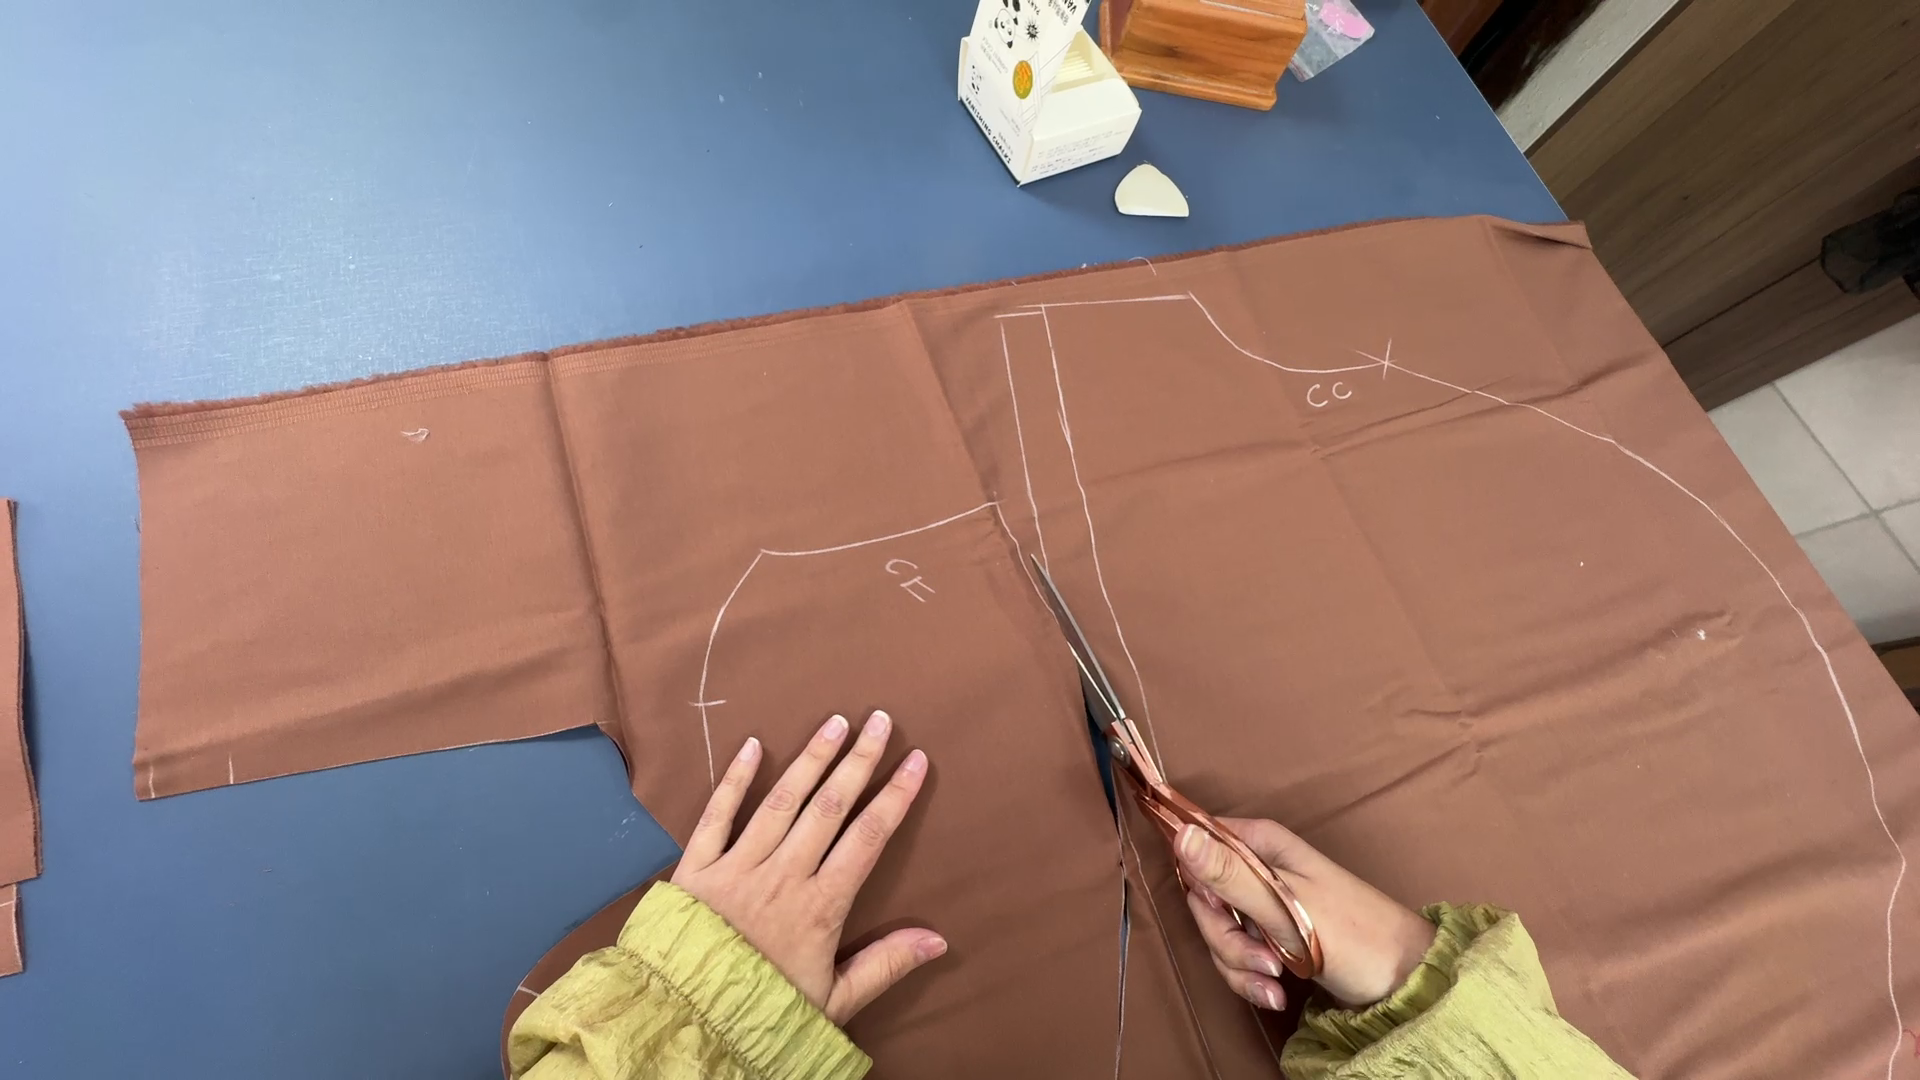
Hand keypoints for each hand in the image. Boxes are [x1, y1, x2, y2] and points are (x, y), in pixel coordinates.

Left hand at [671, 711, 943, 1024]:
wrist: (685, 1031)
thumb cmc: (765, 1012)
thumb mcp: (834, 1003)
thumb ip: (885, 965)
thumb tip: (939, 941)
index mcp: (820, 905)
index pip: (868, 837)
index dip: (896, 795)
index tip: (915, 759)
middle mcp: (783, 875)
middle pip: (830, 806)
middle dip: (859, 759)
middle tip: (879, 720)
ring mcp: (737, 867)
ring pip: (781, 801)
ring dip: (811, 758)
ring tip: (835, 722)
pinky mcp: (697, 868)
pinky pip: (717, 815)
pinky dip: (735, 779)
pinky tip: (752, 744)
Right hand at [1176, 818, 1435, 1011]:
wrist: (1408, 985)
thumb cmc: (1353, 934)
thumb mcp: (1285, 906)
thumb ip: (1229, 874)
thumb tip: (1179, 834)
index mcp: (1259, 842)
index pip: (1198, 847)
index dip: (1200, 884)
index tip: (1221, 912)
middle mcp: (1256, 865)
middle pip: (1205, 897)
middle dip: (1225, 938)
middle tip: (1261, 959)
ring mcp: (1262, 901)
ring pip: (1219, 930)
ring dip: (1239, 963)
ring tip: (1276, 982)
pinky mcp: (1270, 934)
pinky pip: (1237, 953)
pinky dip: (1249, 976)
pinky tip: (1275, 992)